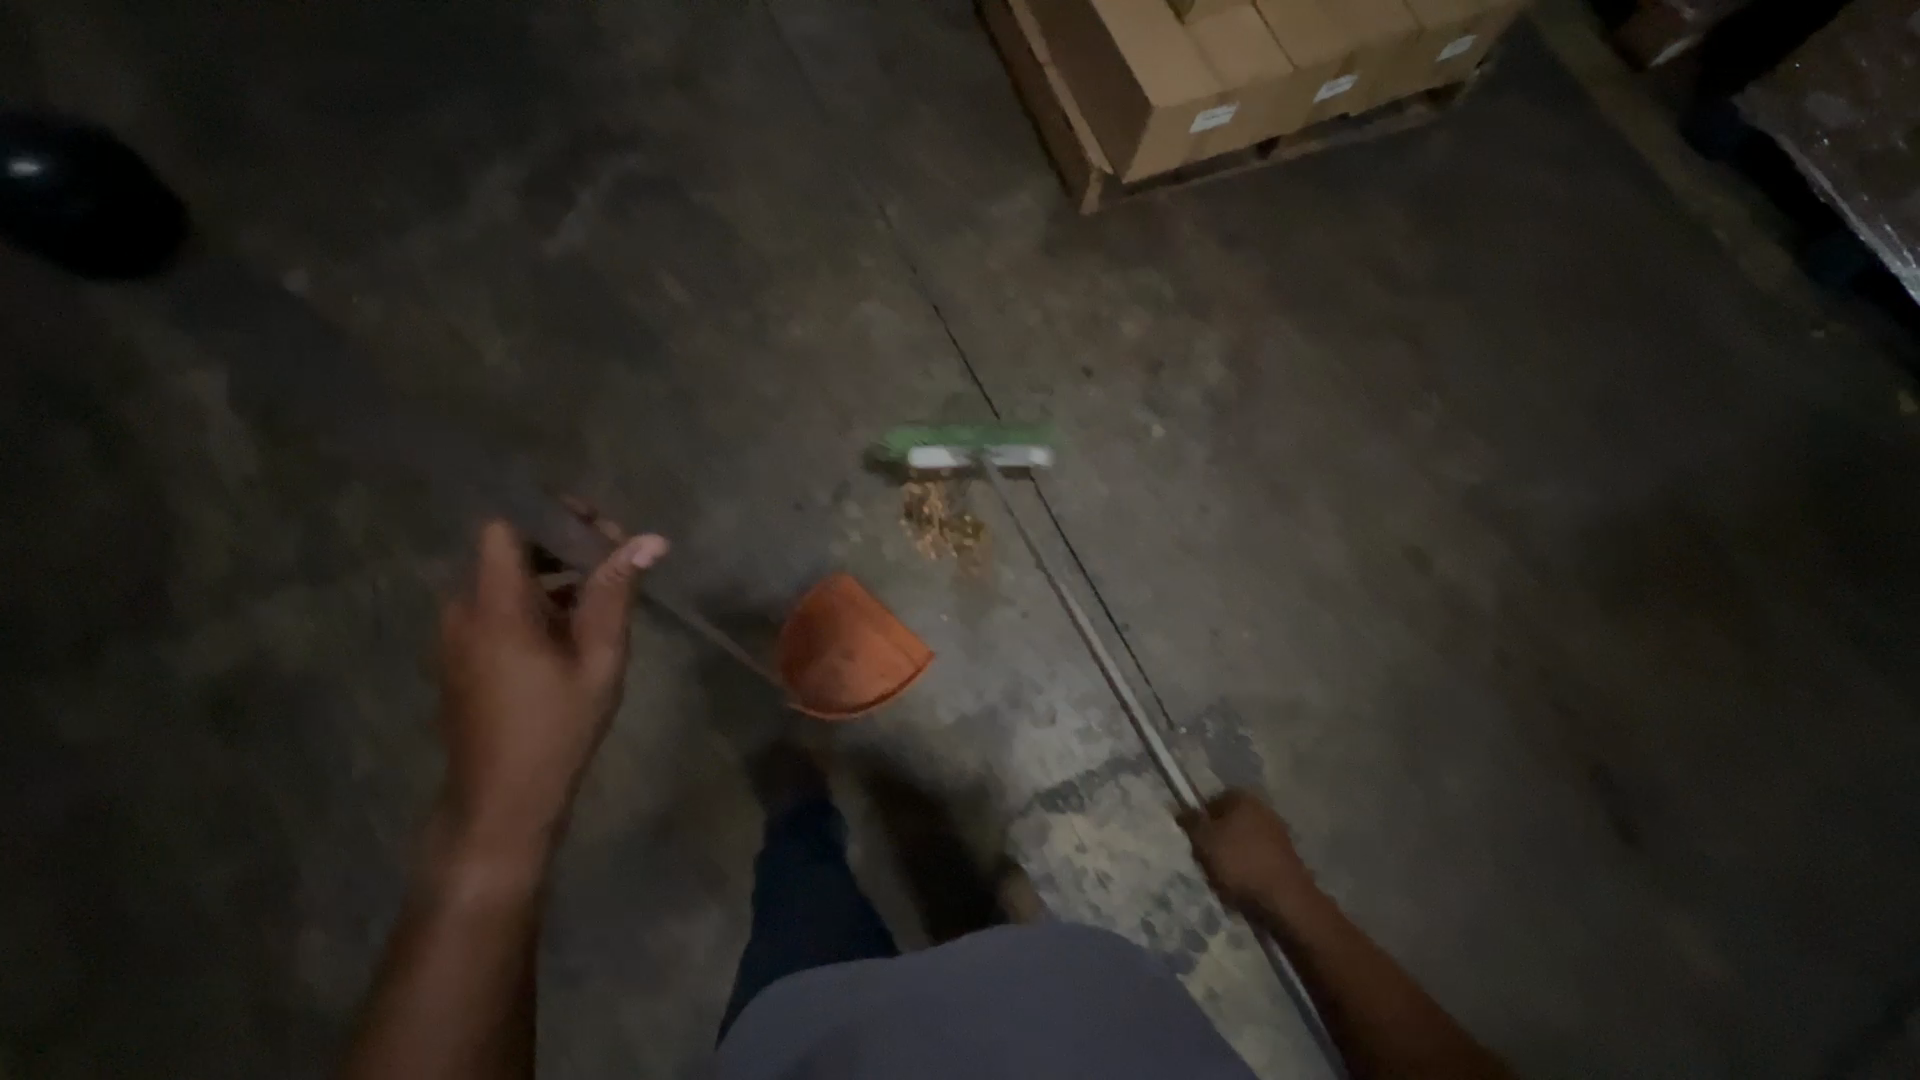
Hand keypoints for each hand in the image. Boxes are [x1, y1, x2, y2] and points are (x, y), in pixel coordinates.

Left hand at [435, 517, 668, 864]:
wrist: (501, 800)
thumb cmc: (557, 729)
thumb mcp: (599, 659)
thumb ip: (617, 593)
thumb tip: (650, 540)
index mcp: (495, 605)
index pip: (505, 524)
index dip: (550, 516)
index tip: (599, 531)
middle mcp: (464, 610)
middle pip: (505, 548)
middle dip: (560, 544)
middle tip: (613, 562)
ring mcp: (456, 635)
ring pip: (501, 579)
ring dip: (550, 575)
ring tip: (600, 597)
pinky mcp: (460, 656)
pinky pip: (494, 607)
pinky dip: (532, 602)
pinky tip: (571, 631)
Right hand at [1178, 790, 1314, 915]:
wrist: (1284, 899)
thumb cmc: (1239, 862)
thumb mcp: (1203, 840)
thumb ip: (1190, 821)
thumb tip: (1180, 808)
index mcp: (1243, 798)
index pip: (1212, 800)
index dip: (1200, 819)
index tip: (1195, 840)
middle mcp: (1263, 809)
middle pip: (1228, 821)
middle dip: (1216, 839)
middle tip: (1206, 860)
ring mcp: (1278, 833)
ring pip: (1242, 842)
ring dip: (1232, 857)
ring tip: (1223, 878)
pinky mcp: (1287, 858)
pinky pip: (1257, 859)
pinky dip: (1248, 870)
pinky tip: (1242, 887)